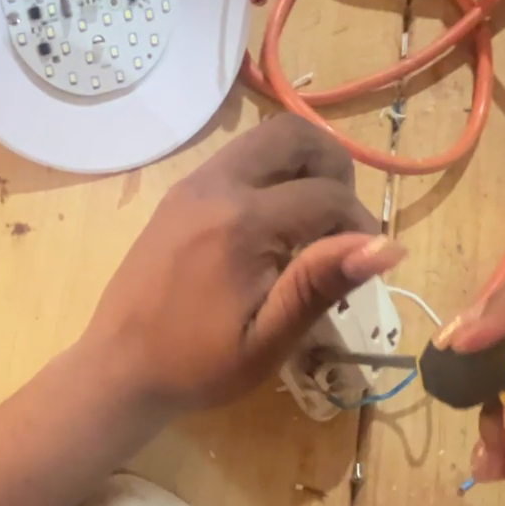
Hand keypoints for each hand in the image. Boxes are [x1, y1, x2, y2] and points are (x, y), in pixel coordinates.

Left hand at [82, 115, 405, 410]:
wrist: (118, 369)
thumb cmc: (195, 366)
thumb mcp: (266, 340)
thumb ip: (320, 285)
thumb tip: (386, 246)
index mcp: (240, 222)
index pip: (325, 194)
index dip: (358, 225)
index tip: (363, 266)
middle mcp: (214, 186)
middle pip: (294, 136)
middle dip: (333, 168)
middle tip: (339, 223)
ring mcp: (190, 186)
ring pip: (262, 141)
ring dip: (300, 167)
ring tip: (310, 223)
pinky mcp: (176, 197)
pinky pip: (235, 160)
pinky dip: (267, 176)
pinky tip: (270, 228)